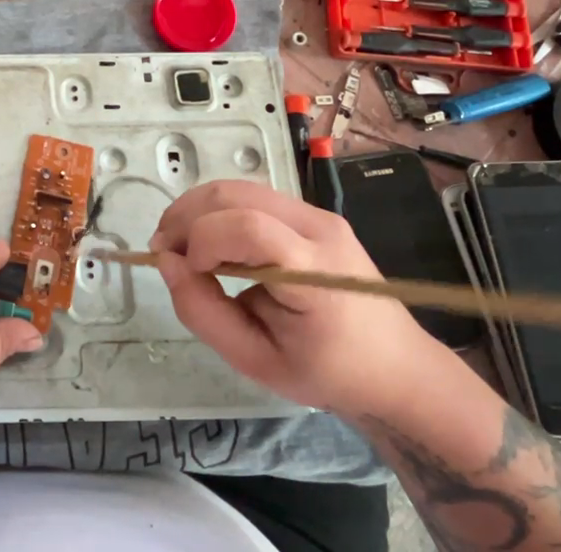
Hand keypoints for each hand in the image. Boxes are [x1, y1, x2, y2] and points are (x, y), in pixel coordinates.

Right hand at [149, 180, 448, 418]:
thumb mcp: (256, 361)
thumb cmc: (328, 373)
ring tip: (180, 246)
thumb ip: (204, 312)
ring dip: (197, 210)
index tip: (181, 269)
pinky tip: (210, 243)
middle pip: (234, 195)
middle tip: (163, 252)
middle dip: (185, 216)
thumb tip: (166, 264)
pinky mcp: (313, 213)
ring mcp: (319, 215)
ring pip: (237, 188)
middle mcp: (320, 229)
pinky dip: (217, 213)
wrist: (397, 367)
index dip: (201, 240)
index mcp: (315, 274)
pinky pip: (251, 198)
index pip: (247, 228)